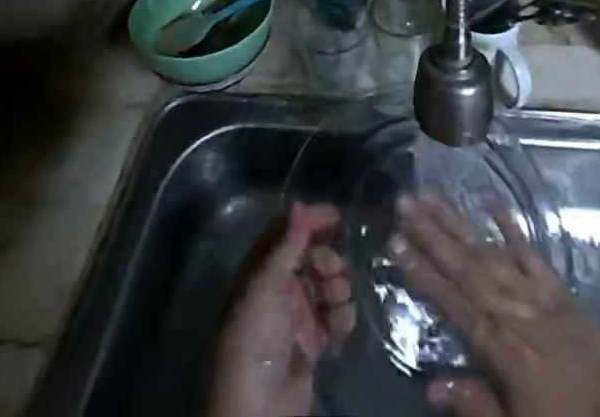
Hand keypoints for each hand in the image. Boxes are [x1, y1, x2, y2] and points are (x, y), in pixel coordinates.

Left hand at [207, 201, 356, 416]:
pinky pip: (337, 316)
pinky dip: (343, 316)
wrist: (259, 406)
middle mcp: (280, 286)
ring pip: (329, 285)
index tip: (338, 216)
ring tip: (336, 302)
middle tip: (332, 272)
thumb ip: (286, 246)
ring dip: (338, 287)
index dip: (311, 221)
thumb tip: (299, 203)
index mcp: (262, 269)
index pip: (288, 233)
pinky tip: (340, 325)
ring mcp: (298, 314)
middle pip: (313, 257)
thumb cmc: (256, 336)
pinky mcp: (315, 340)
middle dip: (328, 259)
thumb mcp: (266, 286)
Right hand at [391, 196, 599, 416]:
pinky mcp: (559, 289)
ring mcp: (537, 294)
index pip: (450, 299)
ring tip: (430, 195)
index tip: (394, 241)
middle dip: (431, 232)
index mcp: (500, 344)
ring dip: (457, 221)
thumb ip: (475, 404)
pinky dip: (510, 224)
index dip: (420, 270)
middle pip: (465, 264)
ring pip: (489, 250)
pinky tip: (490, 200)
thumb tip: (430, 385)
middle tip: (403, 202)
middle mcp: (514, 309)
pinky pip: (530, 251)